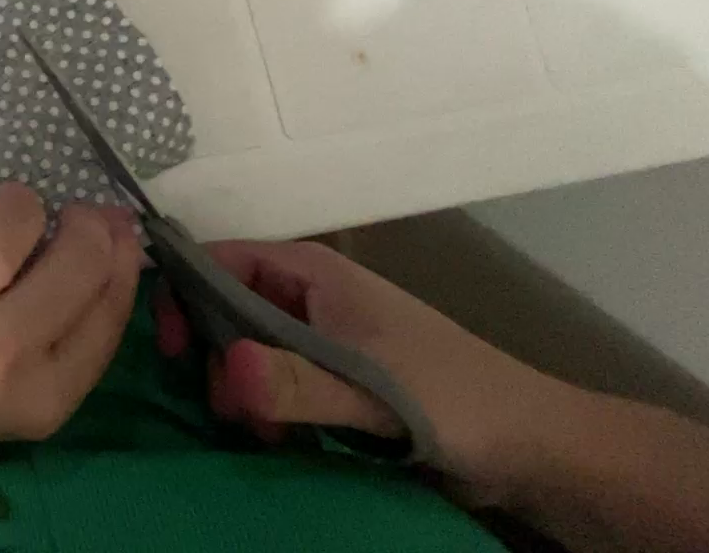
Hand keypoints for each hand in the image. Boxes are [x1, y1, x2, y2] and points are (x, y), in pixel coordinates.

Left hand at [0, 182, 143, 454]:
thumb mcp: (28, 385)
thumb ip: (80, 319)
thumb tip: (120, 227)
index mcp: (41, 397)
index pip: (110, 305)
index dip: (120, 254)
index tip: (113, 227)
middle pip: (77, 255)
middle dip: (81, 222)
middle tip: (64, 218)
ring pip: (15, 211)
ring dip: (16, 206)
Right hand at [154, 239, 574, 503]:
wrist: (539, 449)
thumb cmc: (455, 401)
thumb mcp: (373, 392)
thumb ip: (299, 382)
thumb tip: (225, 368)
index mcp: (306, 269)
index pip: (214, 259)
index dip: (181, 293)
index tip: (170, 346)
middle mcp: (302, 290)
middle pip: (222, 303)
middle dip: (213, 353)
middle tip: (228, 406)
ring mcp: (315, 329)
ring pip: (244, 342)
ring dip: (240, 385)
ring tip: (263, 430)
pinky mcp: (327, 368)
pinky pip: (271, 371)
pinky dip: (263, 399)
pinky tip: (279, 433)